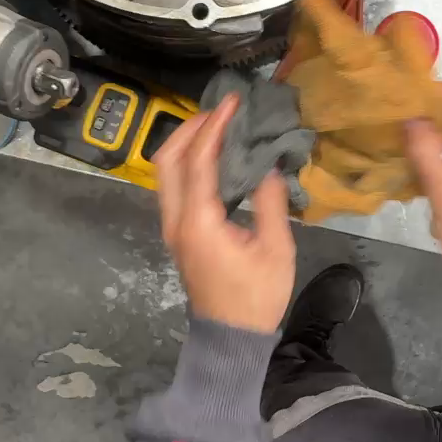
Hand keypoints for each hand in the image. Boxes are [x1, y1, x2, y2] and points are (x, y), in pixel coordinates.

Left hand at [154, 93, 296, 331]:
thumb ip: (270, 203)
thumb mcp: (275, 250)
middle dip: (189, 129)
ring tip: (217, 128)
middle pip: (166, 160)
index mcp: (199, 222)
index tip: (231, 103)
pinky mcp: (179, 234)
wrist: (231, 337)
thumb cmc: (256, 297)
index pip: (198, 161)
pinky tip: (214, 158)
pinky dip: (189, 163)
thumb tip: (268, 167)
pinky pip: (174, 187)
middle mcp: (176, 221)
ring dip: (186, 145)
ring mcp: (173, 228)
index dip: (214, 127)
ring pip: (165, 173)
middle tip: (219, 112)